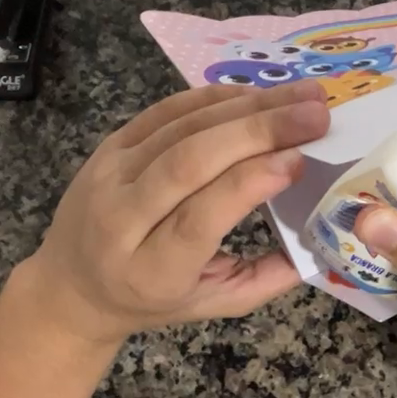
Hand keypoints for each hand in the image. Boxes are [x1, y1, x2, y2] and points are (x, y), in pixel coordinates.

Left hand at [19, 82, 330, 344]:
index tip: (300, 160)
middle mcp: (121, 219)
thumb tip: (325, 239)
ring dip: (248, 105)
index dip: (249, 183)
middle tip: (317, 114)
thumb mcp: (215, 304)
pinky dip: (216, 97)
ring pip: (182, 127)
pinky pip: (166, 110)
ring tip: (303, 96)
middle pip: (190, 160)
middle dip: (259, 131)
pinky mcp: (109, 145)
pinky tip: (259, 93)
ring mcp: (110, 174)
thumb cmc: (154, 299)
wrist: (71, 285)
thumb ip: (270, 277)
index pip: (200, 216)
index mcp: (152, 270)